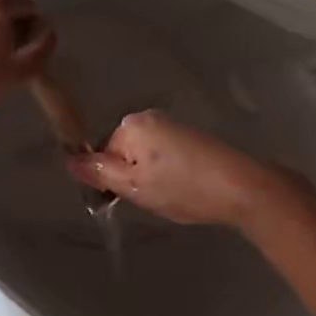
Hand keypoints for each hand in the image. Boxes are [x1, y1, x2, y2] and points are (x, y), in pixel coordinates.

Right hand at [67, 109, 296, 226]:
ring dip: (154, 176)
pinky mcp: (194, 137)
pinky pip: (167, 155)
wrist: (245, 188)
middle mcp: (149, 117)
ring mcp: (174, 125)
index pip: (104, 152)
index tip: (132, 196)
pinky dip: (172, 173)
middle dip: (134, 176)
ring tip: (174, 196)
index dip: (114, 177)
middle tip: (154, 198)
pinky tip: (188, 189)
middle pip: (125, 151)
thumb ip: (101, 173)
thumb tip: (69, 161)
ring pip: (147, 155)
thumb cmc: (183, 187)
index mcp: (131, 125)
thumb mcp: (135, 187)